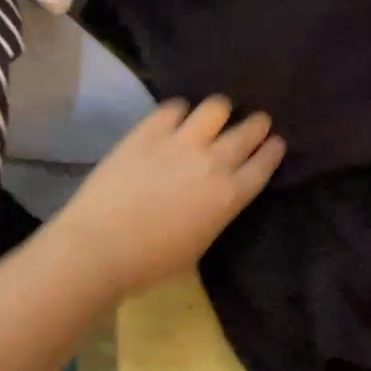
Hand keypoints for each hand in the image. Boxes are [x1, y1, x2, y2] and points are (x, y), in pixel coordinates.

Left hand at [48, 96, 284, 298]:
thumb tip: (218, 193)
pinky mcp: (149, 132)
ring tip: (214, 116)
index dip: (273, 149)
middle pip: (249, 130)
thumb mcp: (199, 243)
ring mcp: (181, 142)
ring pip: (216, 107)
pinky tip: (175, 120)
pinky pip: (174, 108)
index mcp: (230, 196)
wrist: (96, 250)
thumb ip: (217, 210)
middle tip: (255, 123)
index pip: (265, 162)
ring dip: (220, 112)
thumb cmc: (149, 263)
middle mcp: (214, 162)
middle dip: (257, 124)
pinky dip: (179, 112)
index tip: (275, 143)